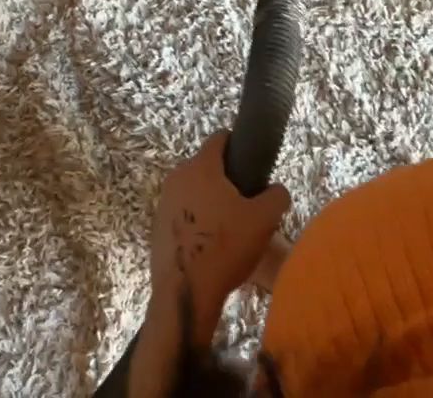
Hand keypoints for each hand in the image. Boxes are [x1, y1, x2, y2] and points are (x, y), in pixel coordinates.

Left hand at [149, 132, 291, 327]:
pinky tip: (211, 243)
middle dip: (226, 177)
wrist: (186, 294)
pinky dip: (197, 219)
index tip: (252, 161)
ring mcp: (163, 202)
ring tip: (230, 225)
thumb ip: (276, 196)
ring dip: (210, 200)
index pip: (219, 138)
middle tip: (246, 199)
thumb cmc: (225, 247)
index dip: (238, 143)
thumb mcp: (264, 220)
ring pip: (194, 190)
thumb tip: (276, 190)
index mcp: (201, 167)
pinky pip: (183, 212)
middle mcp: (177, 177)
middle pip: (206, 166)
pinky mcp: (157, 227)